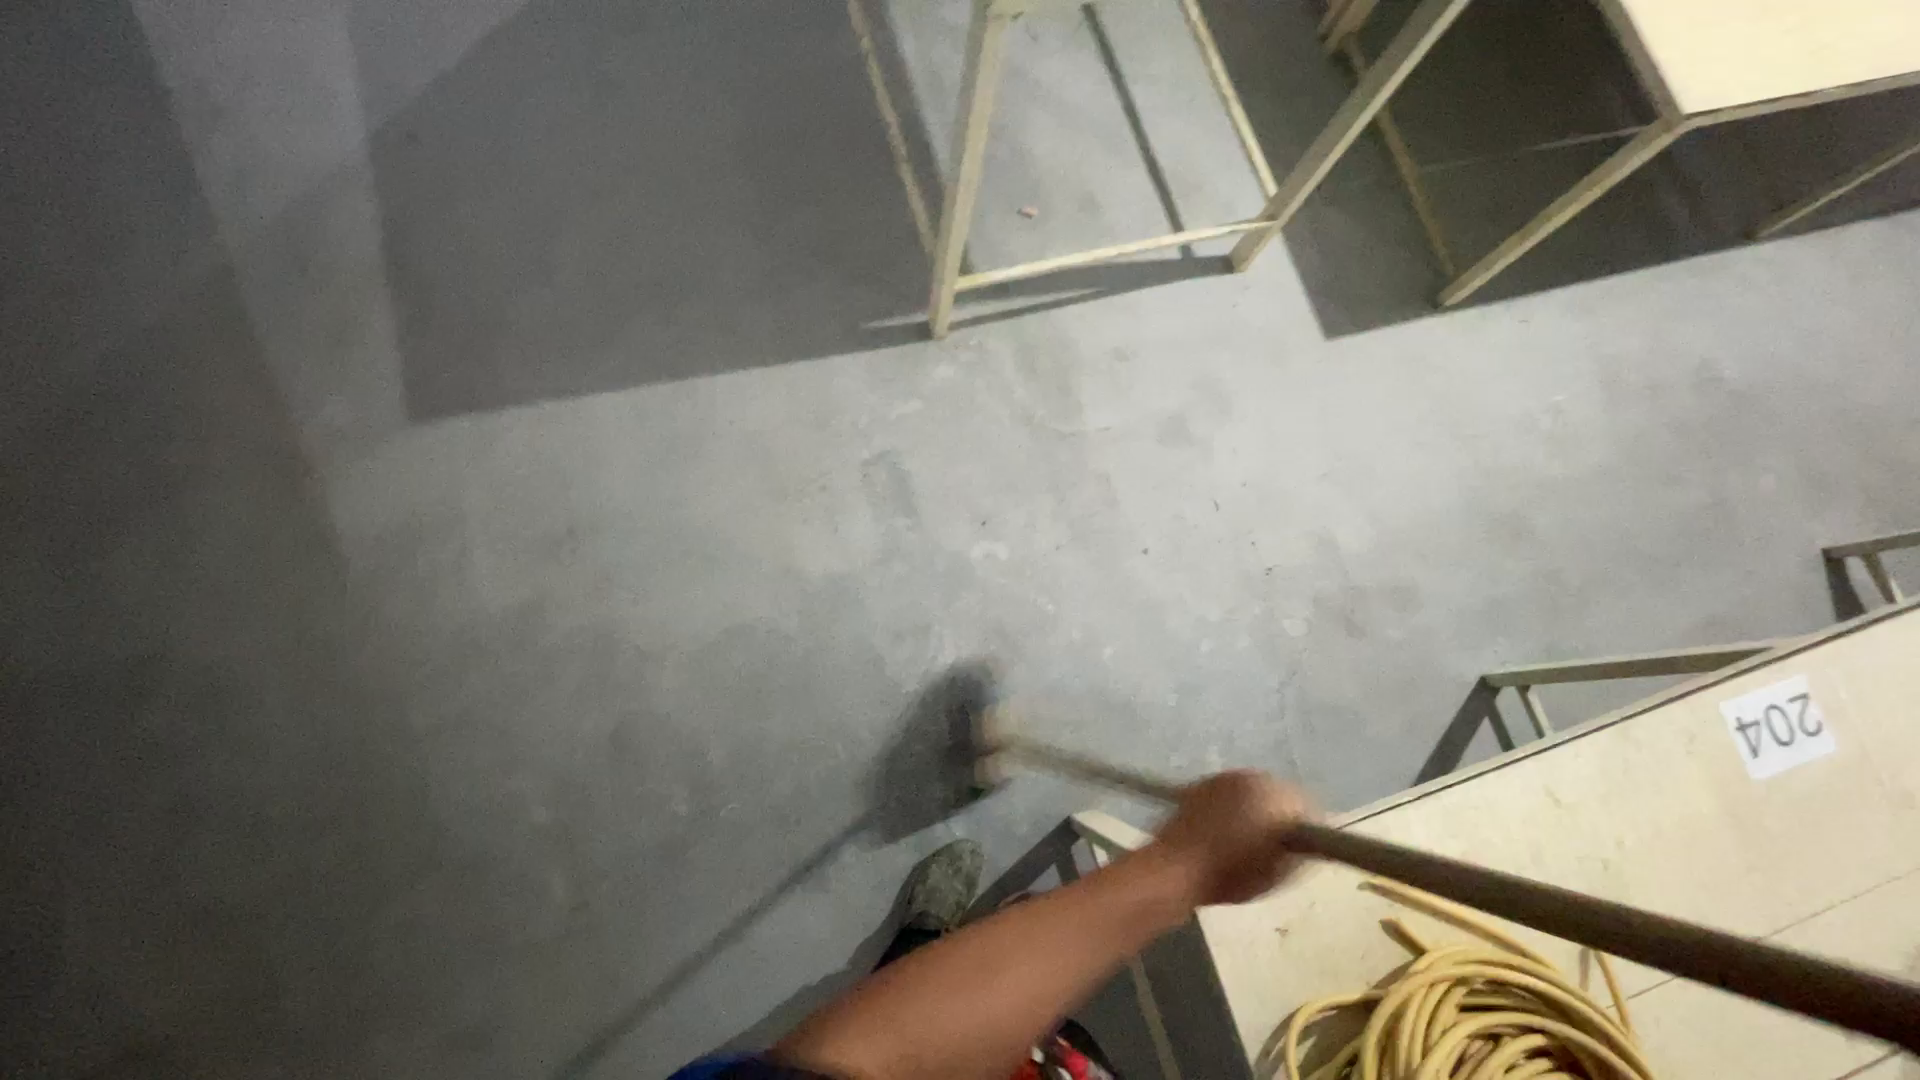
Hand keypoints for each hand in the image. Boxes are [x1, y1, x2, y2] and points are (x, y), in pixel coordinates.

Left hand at [1149, 770, 1314, 906]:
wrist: (1177, 866)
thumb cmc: (1232, 873)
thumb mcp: (1280, 871)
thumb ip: (1301, 850)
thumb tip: (1308, 841)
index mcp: (1278, 795)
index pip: (1308, 806)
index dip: (1309, 829)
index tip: (1305, 849)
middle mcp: (1253, 776)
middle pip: (1280, 793)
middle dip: (1282, 813)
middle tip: (1278, 843)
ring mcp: (1225, 776)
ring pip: (1254, 789)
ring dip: (1258, 806)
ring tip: (1250, 835)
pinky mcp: (1203, 782)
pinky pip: (1230, 791)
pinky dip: (1234, 804)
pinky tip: (1227, 827)